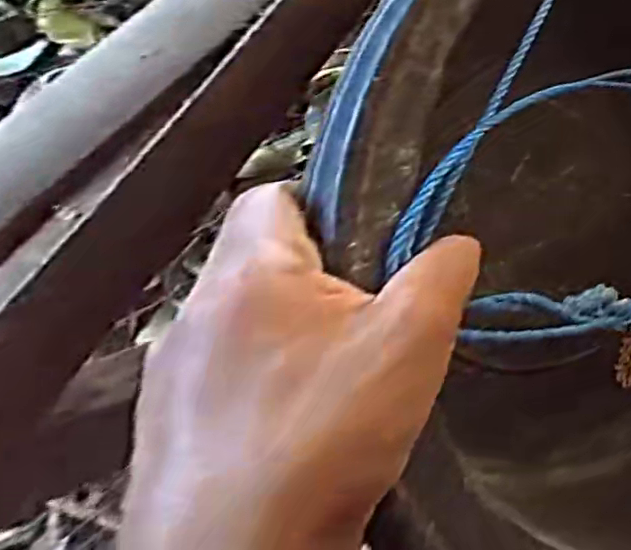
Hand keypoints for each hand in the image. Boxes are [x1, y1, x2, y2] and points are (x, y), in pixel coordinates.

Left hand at [122, 183, 480, 549]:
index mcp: (245, 279)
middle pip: (281, 258)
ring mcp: (175, 380)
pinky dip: (293, 370)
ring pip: (267, 315)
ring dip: (321, 324)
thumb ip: (446, 264)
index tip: (383, 225)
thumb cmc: (323, 436)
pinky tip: (330, 407)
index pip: (277, 194)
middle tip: (392, 304)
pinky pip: (248, 366)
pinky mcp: (180, 428)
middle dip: (344, 270)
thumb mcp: (417, 329)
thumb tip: (455, 245)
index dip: (336, 195)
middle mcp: (194, 321)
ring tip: (367, 361)